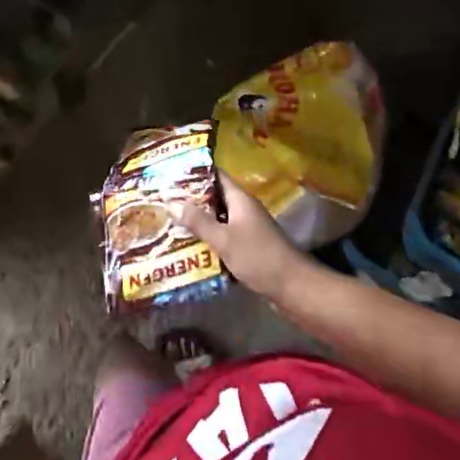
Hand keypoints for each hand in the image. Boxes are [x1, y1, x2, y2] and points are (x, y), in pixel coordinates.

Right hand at [172, 172, 317, 301]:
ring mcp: (247, 228)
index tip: (172, 173)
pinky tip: (191, 245)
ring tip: (171, 221)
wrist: (294, 288)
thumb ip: (198, 222)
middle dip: (192, 198)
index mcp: (240, 199)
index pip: (216, 175)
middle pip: (215, 197)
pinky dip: (209, 238)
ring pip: (218, 218)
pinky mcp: (249, 247)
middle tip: (165, 199)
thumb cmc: (259, 257)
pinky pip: (224, 236)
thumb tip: (171, 202)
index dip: (195, 172)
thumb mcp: (225, 239)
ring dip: (199, 220)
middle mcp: (244, 209)